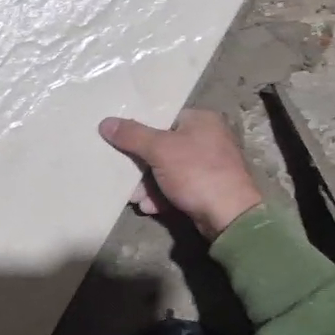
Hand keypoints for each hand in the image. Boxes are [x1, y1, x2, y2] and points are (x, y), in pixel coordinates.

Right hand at [99, 109, 263, 238]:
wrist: (229, 216)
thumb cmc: (196, 172)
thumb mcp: (160, 150)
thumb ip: (132, 135)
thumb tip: (105, 122)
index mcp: (201, 120)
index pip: (164, 118)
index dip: (140, 131)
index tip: (120, 143)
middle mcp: (207, 138)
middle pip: (162, 146)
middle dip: (140, 166)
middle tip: (124, 179)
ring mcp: (208, 165)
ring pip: (168, 169)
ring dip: (148, 185)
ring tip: (135, 199)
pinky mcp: (207, 188)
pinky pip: (177, 186)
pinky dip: (162, 196)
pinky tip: (149, 208)